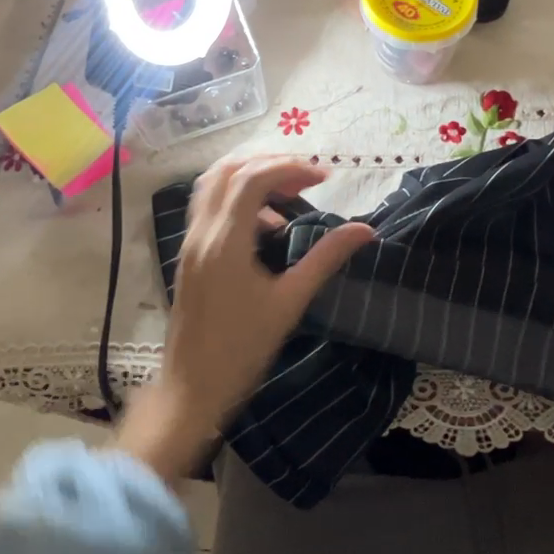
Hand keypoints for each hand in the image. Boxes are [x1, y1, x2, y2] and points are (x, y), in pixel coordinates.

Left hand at [117, 155, 373, 482]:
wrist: (192, 389)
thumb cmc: (243, 349)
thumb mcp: (291, 302)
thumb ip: (326, 259)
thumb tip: (365, 230)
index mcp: (225, 241)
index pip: (253, 178)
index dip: (291, 168)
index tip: (326, 179)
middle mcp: (202, 233)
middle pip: (229, 170)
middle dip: (271, 164)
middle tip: (307, 180)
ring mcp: (190, 243)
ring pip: (214, 184)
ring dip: (250, 177)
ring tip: (288, 194)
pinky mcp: (188, 255)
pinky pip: (209, 207)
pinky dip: (237, 199)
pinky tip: (267, 227)